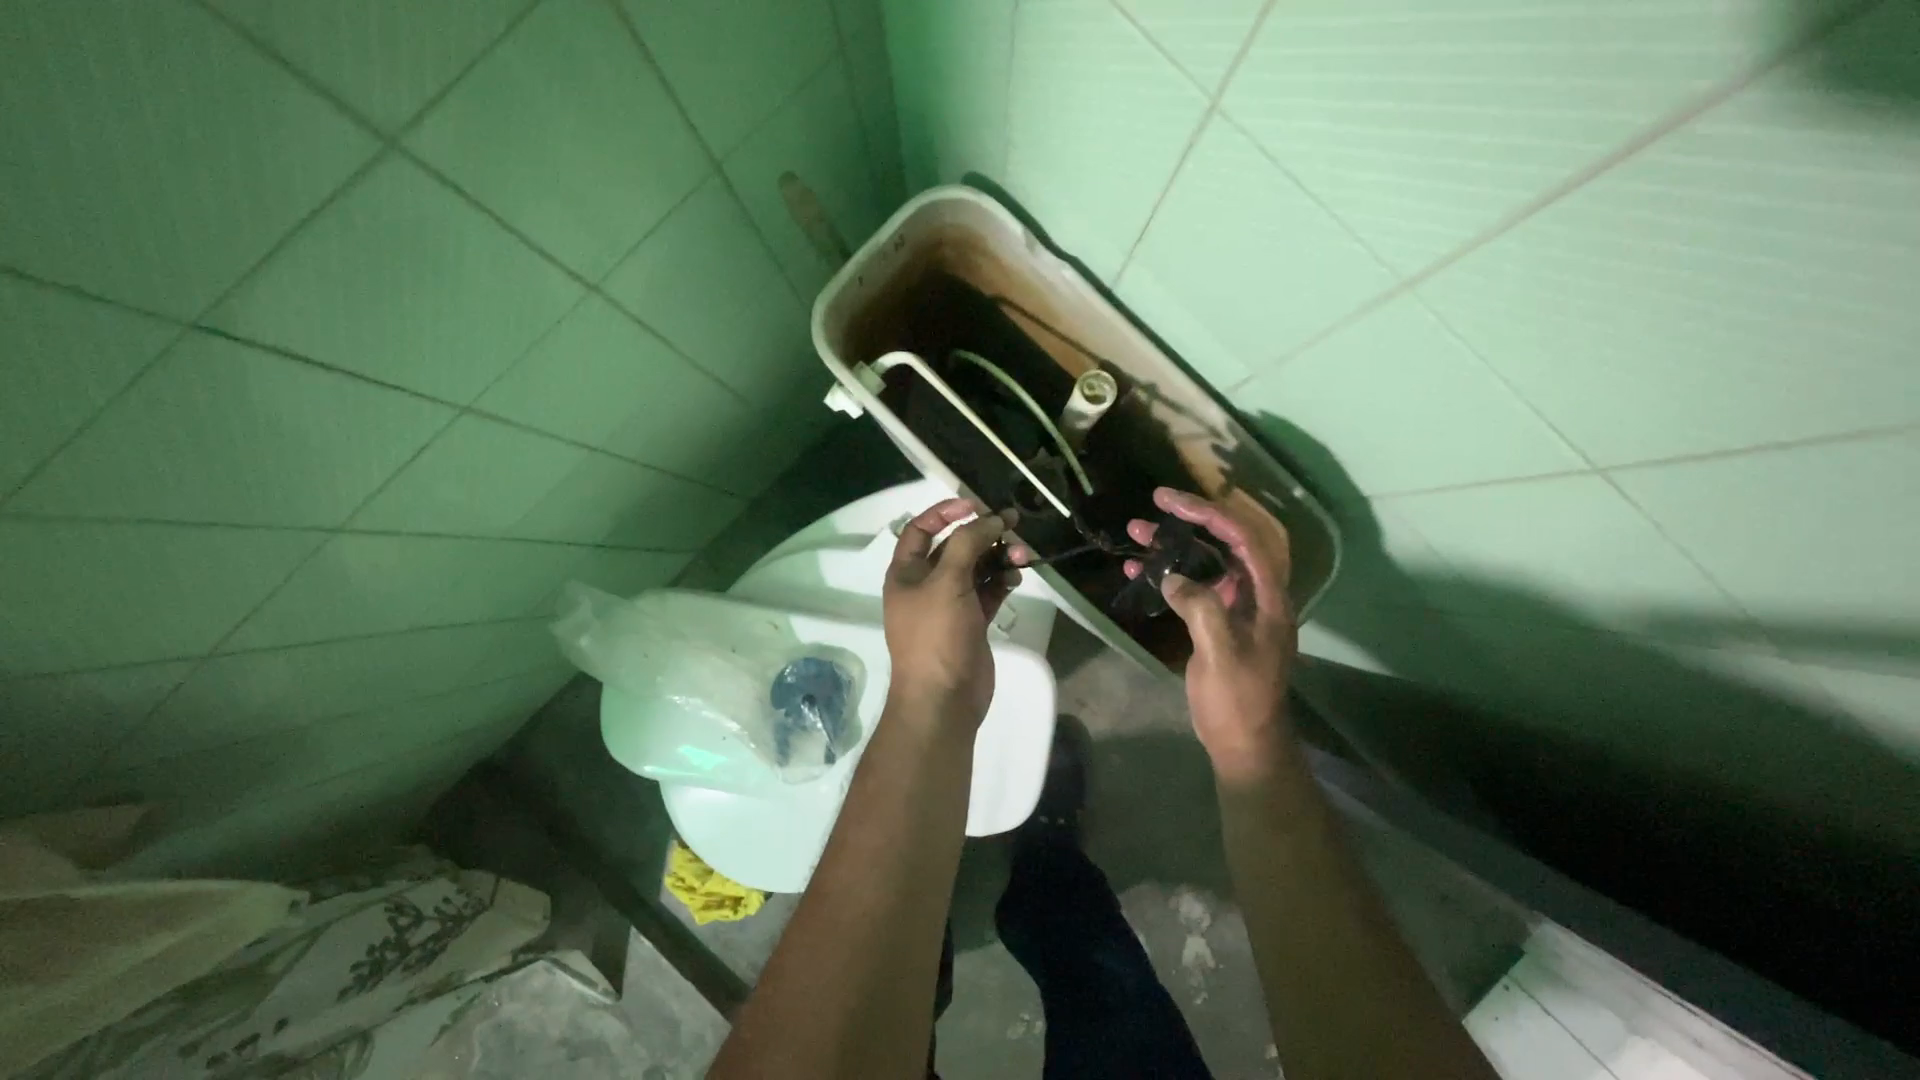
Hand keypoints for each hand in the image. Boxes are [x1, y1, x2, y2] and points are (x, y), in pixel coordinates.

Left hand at [883, 499, 1032, 729]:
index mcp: (905, 573)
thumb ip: (967, 544)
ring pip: (976, 569)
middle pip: (954, 548)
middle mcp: (925, 586)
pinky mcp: (972, 623)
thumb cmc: (935, 634)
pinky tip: (1017, 576)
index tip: (975, 506)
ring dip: (998, 557)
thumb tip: (991, 519)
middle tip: (1013, 525)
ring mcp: (950, 605)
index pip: (919, 529)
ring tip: (1022, 555)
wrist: (943, 697)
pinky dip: (1002, 581)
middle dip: (982, 535)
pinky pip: (988, 592)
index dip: (944, 513)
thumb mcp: (946, 581)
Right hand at [1125, 487, 1297, 781]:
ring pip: (1210, 561)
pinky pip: (1195, 586)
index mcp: (1269, 597)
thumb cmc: (1239, 701)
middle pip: (1231, 541)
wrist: (1244, 743)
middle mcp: (1257, 594)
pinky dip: (1169, 575)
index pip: (1245, 539)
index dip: (1210, 513)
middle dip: (1196, 518)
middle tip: (1159, 502)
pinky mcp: (1219, 623)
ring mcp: (1238, 608)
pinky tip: (1138, 571)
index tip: (1171, 502)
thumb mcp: (1221, 654)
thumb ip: (1200, 608)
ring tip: (1138, 531)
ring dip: (1176, 544)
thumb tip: (1172, 577)